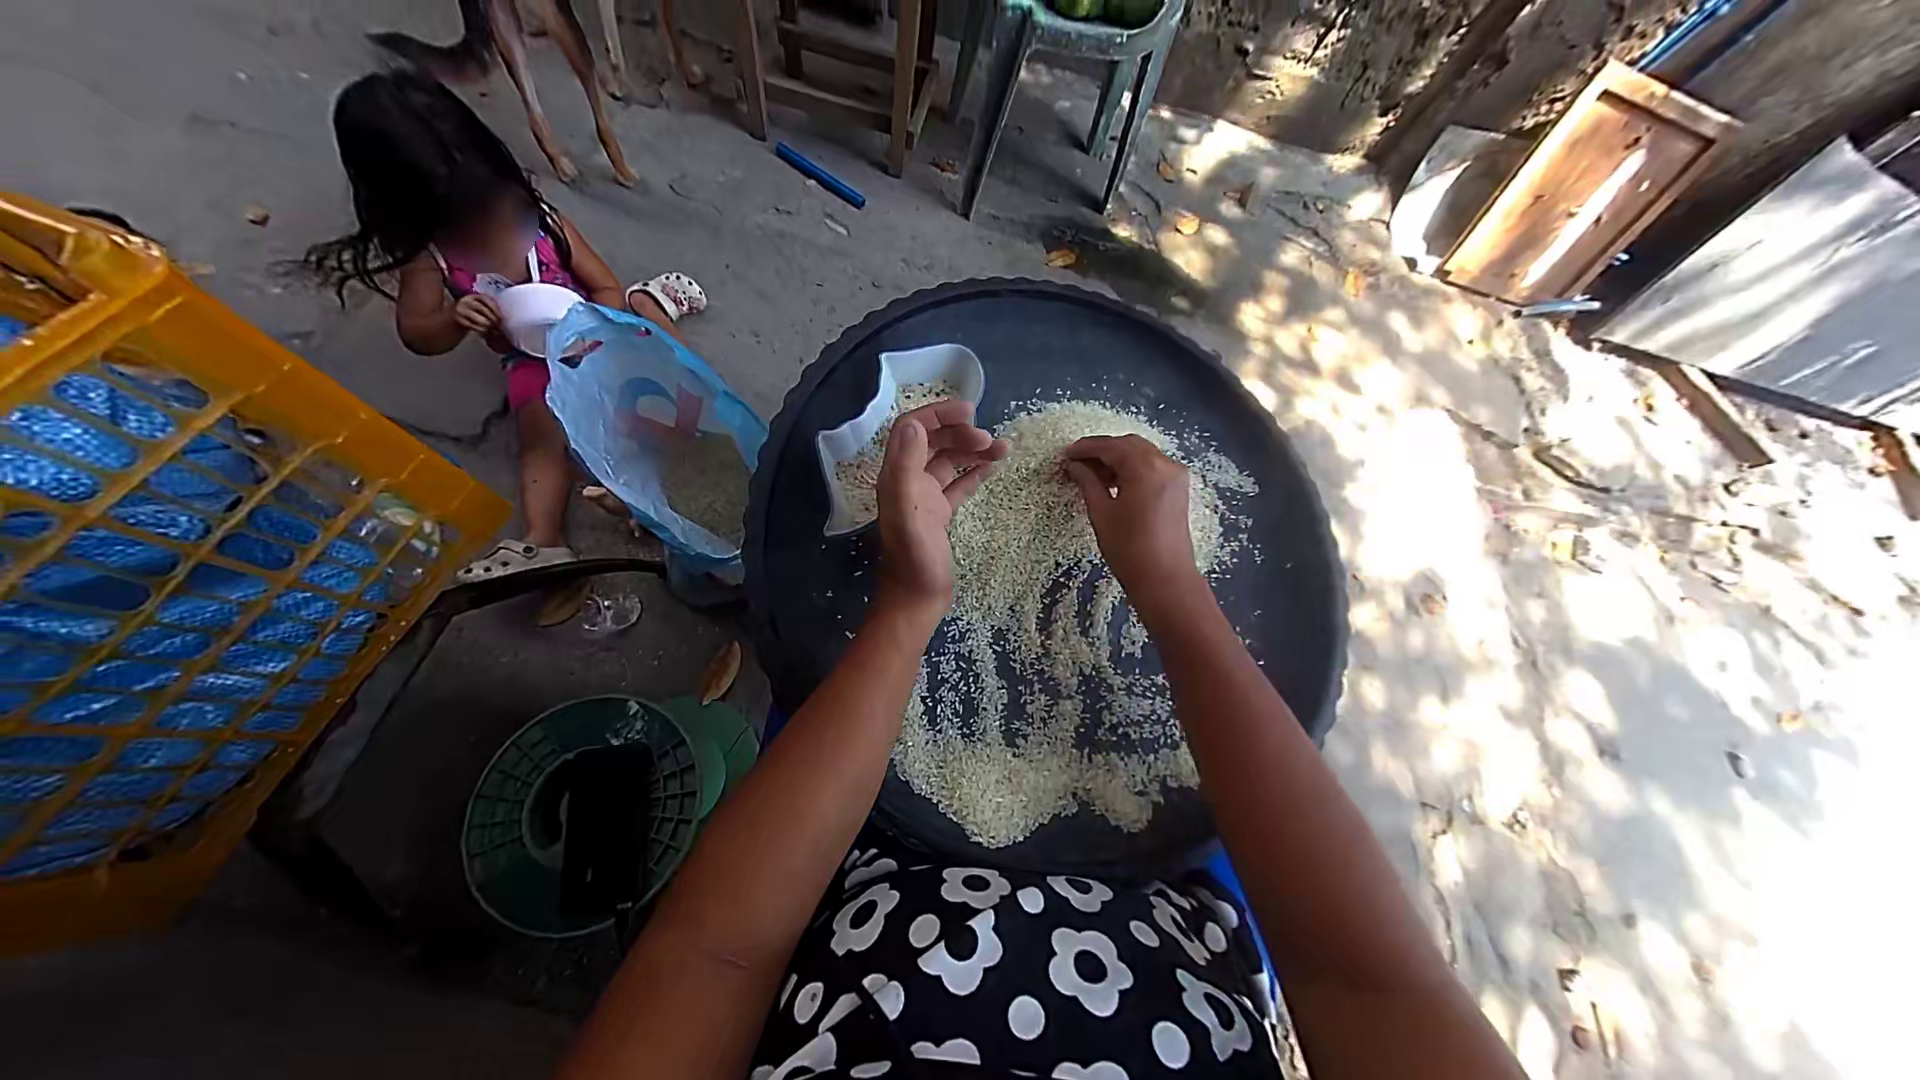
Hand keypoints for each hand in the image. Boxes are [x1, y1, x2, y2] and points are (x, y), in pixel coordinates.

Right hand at [452, 293, 502, 334]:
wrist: (457, 317)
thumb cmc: (474, 312)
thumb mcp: (481, 306)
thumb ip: (490, 307)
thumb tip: (505, 317)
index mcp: (473, 296)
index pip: (485, 299)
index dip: (495, 307)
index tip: (502, 317)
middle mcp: (465, 301)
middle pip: (482, 308)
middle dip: (493, 318)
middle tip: (499, 325)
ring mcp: (460, 310)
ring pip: (478, 318)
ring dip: (489, 325)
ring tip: (495, 329)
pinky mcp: (458, 320)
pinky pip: (473, 326)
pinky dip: (482, 329)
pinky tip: (487, 331)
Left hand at [875, 400, 1007, 621]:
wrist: (917, 599)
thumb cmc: (915, 559)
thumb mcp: (908, 510)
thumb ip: (906, 467)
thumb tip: (915, 424)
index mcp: (897, 476)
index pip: (913, 429)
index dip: (938, 414)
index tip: (970, 411)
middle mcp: (908, 481)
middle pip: (933, 442)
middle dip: (961, 433)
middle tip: (990, 439)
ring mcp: (924, 497)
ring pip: (949, 461)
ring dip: (973, 450)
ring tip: (1003, 449)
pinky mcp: (939, 513)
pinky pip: (958, 484)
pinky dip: (974, 471)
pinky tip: (993, 466)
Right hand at [1062, 435, 1203, 609]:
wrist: (1165, 579)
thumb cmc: (1128, 548)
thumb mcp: (1101, 513)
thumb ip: (1088, 482)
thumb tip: (1075, 465)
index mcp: (1145, 467)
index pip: (1111, 446)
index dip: (1086, 448)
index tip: (1066, 454)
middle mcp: (1165, 464)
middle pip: (1129, 444)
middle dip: (1102, 450)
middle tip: (1077, 462)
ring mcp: (1175, 475)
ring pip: (1142, 453)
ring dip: (1117, 458)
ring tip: (1092, 474)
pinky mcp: (1178, 488)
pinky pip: (1152, 466)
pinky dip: (1132, 468)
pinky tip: (1114, 482)